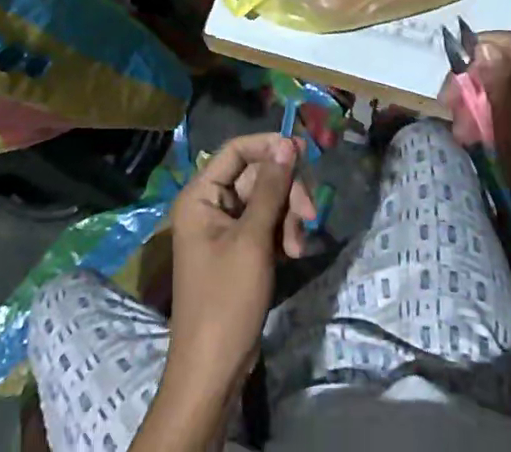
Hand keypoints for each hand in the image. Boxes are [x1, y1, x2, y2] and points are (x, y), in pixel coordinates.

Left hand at [165, 133, 315, 396]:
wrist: (214, 367)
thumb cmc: (227, 298)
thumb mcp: (253, 239)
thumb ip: (271, 188)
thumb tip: (286, 143)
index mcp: (200, 196)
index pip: (236, 151)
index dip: (268, 146)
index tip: (303, 153)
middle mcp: (209, 205)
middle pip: (256, 176)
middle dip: (285, 192)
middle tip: (309, 214)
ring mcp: (224, 229)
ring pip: (266, 200)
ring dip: (287, 217)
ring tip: (296, 248)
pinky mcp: (238, 250)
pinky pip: (265, 224)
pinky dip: (282, 234)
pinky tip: (292, 254)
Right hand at [469, 31, 510, 253]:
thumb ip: (500, 89)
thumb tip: (485, 46)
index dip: (480, 46)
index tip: (453, 72)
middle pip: (507, 64)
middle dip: (474, 81)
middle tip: (449, 109)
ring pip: (507, 87)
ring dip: (479, 103)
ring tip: (463, 133)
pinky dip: (493, 117)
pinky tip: (479, 139)